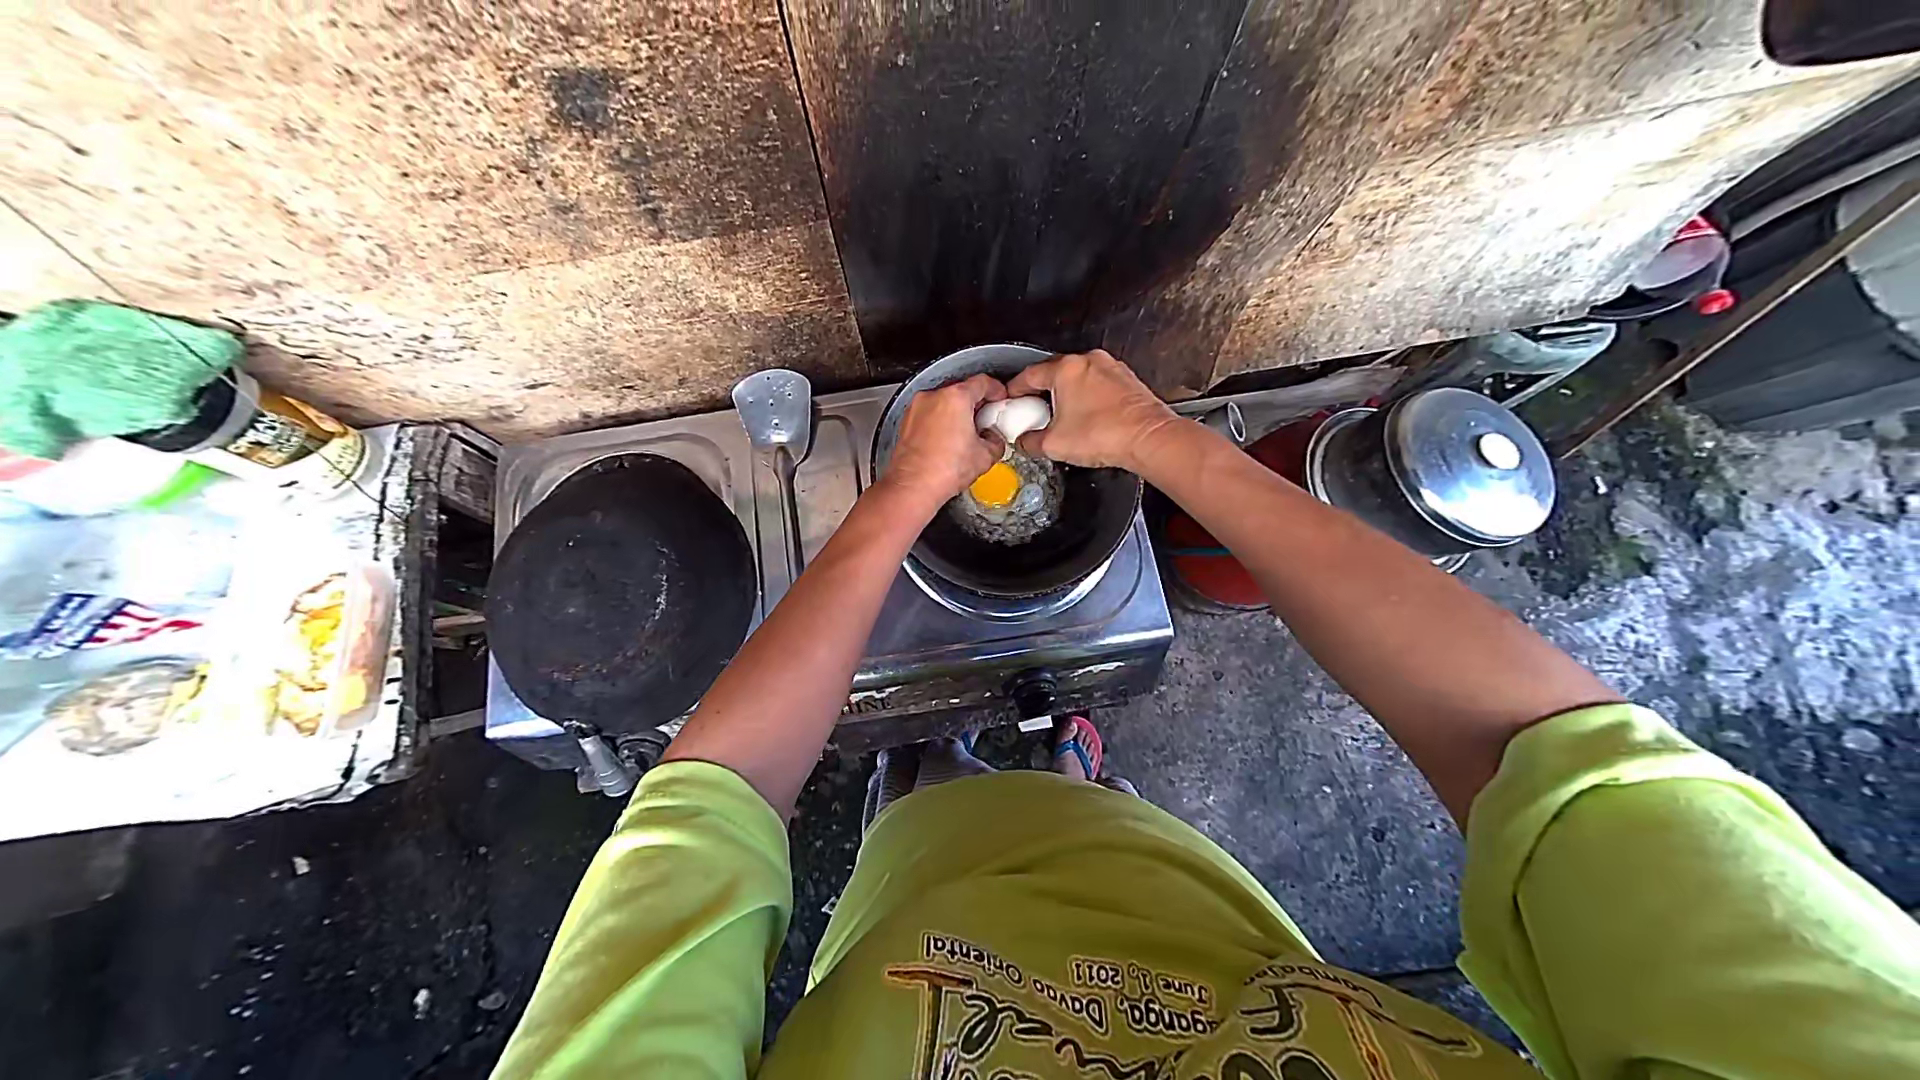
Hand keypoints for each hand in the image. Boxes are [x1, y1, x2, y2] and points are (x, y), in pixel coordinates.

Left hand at [882, 373, 1006, 507]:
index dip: (996, 389)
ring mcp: (917, 408)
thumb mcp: (985, 456)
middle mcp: (933, 397)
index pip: (982, 382)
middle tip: (986, 418)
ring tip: (966, 433)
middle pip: (961, 390)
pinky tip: (948, 441)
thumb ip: (996, 441)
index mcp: (955, 398)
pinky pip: (929, 414)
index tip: (1000, 396)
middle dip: (976, 403)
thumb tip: (994, 439)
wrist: (913, 486)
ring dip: (957, 412)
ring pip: (943, 402)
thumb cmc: (941, 470)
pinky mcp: (907, 422)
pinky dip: (940, 421)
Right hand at [1006, 349, 1178, 470]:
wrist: (1148, 439)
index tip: (1011, 397)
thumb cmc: (1108, 435)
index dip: (1015, 389)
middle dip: (1041, 393)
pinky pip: (1098, 386)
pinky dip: (1087, 399)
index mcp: (1066, 369)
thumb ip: (1030, 442)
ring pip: (1078, 379)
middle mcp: (1089, 362)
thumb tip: (1025, 442)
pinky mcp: (1126, 382)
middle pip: (1054, 374)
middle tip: (1033, 411)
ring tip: (1062, 420)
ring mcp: (1110, 369)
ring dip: (1066, 396)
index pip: (1029, 374)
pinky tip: (1086, 420)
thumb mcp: (1053, 445)